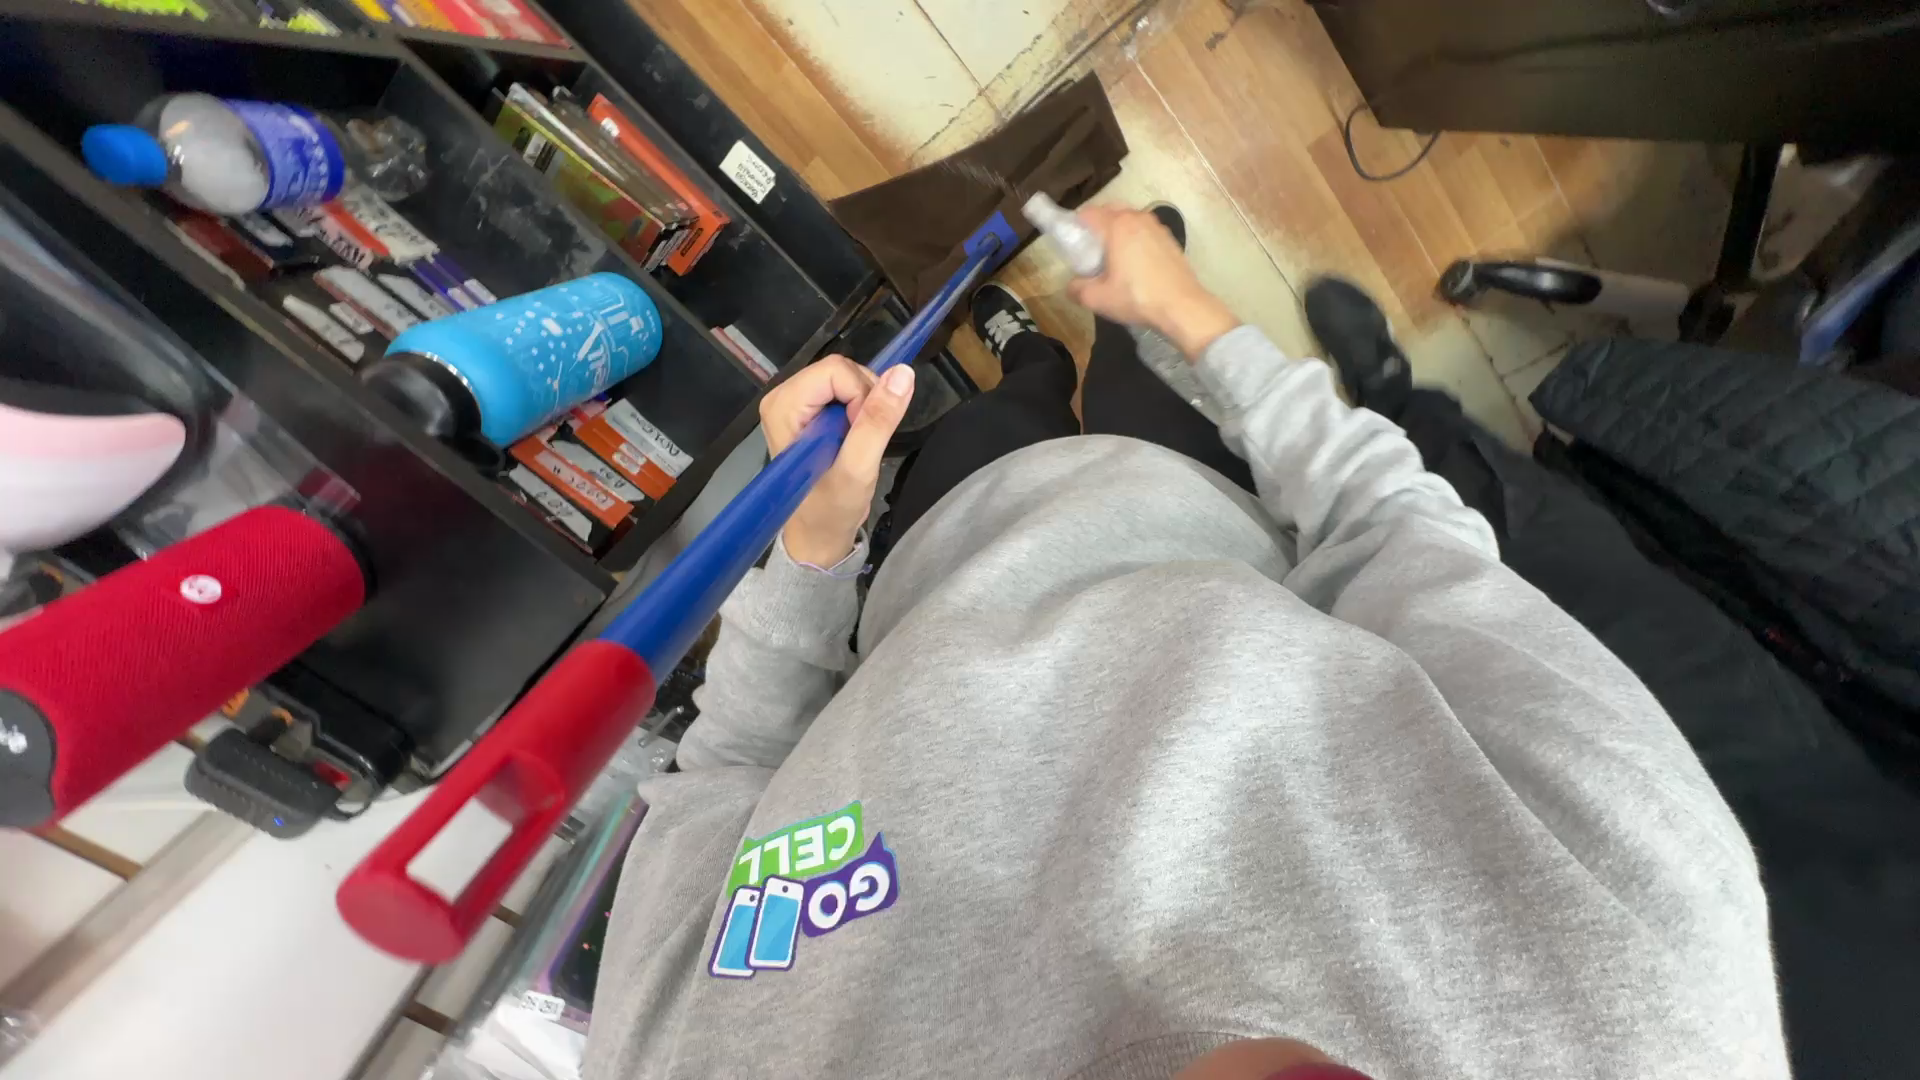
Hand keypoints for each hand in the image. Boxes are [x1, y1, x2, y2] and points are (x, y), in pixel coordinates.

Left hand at [760, 354, 915, 567]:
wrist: (818, 534)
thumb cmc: (832, 509)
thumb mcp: (858, 469)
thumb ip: (877, 421)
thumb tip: (903, 373)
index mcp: (783, 406)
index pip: (837, 371)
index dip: (862, 397)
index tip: (863, 434)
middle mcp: (783, 396)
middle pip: (841, 370)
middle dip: (864, 400)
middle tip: (863, 441)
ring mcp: (795, 402)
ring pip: (846, 378)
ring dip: (864, 407)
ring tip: (858, 443)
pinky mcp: (807, 410)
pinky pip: (845, 390)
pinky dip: (860, 411)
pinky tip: (854, 438)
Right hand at [1066, 205, 1238, 356]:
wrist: (1181, 306)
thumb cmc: (1136, 298)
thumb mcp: (1097, 299)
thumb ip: (1077, 289)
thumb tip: (1071, 286)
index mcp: (1117, 225)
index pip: (1088, 213)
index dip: (1075, 227)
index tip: (1072, 245)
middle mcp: (1137, 217)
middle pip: (1109, 211)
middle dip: (1096, 226)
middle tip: (1090, 251)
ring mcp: (1157, 226)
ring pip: (1129, 220)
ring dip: (1117, 232)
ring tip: (1113, 258)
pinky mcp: (1169, 239)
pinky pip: (1144, 231)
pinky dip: (1134, 239)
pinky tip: (1134, 264)